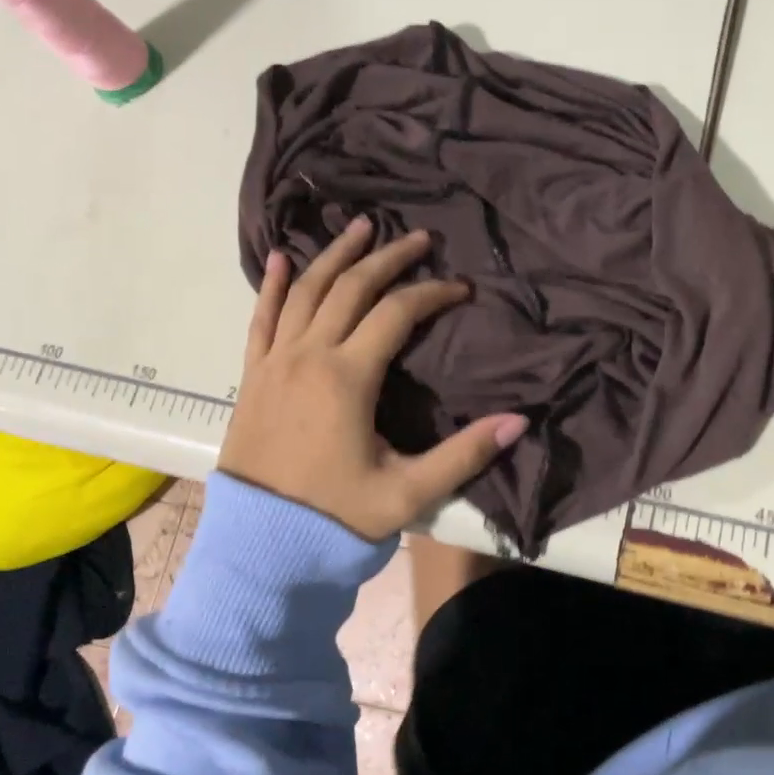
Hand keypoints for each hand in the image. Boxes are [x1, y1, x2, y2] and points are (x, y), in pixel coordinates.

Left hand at [219, 216, 526, 540]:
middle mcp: (309, 355)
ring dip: (336, 255)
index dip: (433, 293)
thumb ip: (465, 454)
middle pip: (351, 287)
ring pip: (306, 290)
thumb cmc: (336, 518)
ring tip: (361, 226)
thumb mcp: (408, 491)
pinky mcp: (253, 376)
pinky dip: (273, 285)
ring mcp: (275, 362)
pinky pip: (261, 317)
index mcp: (348, 376)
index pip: (397, 312)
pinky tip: (281, 257)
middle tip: (419, 237)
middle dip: (389, 257)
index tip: (462, 289)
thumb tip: (521, 420)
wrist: (258, 549)